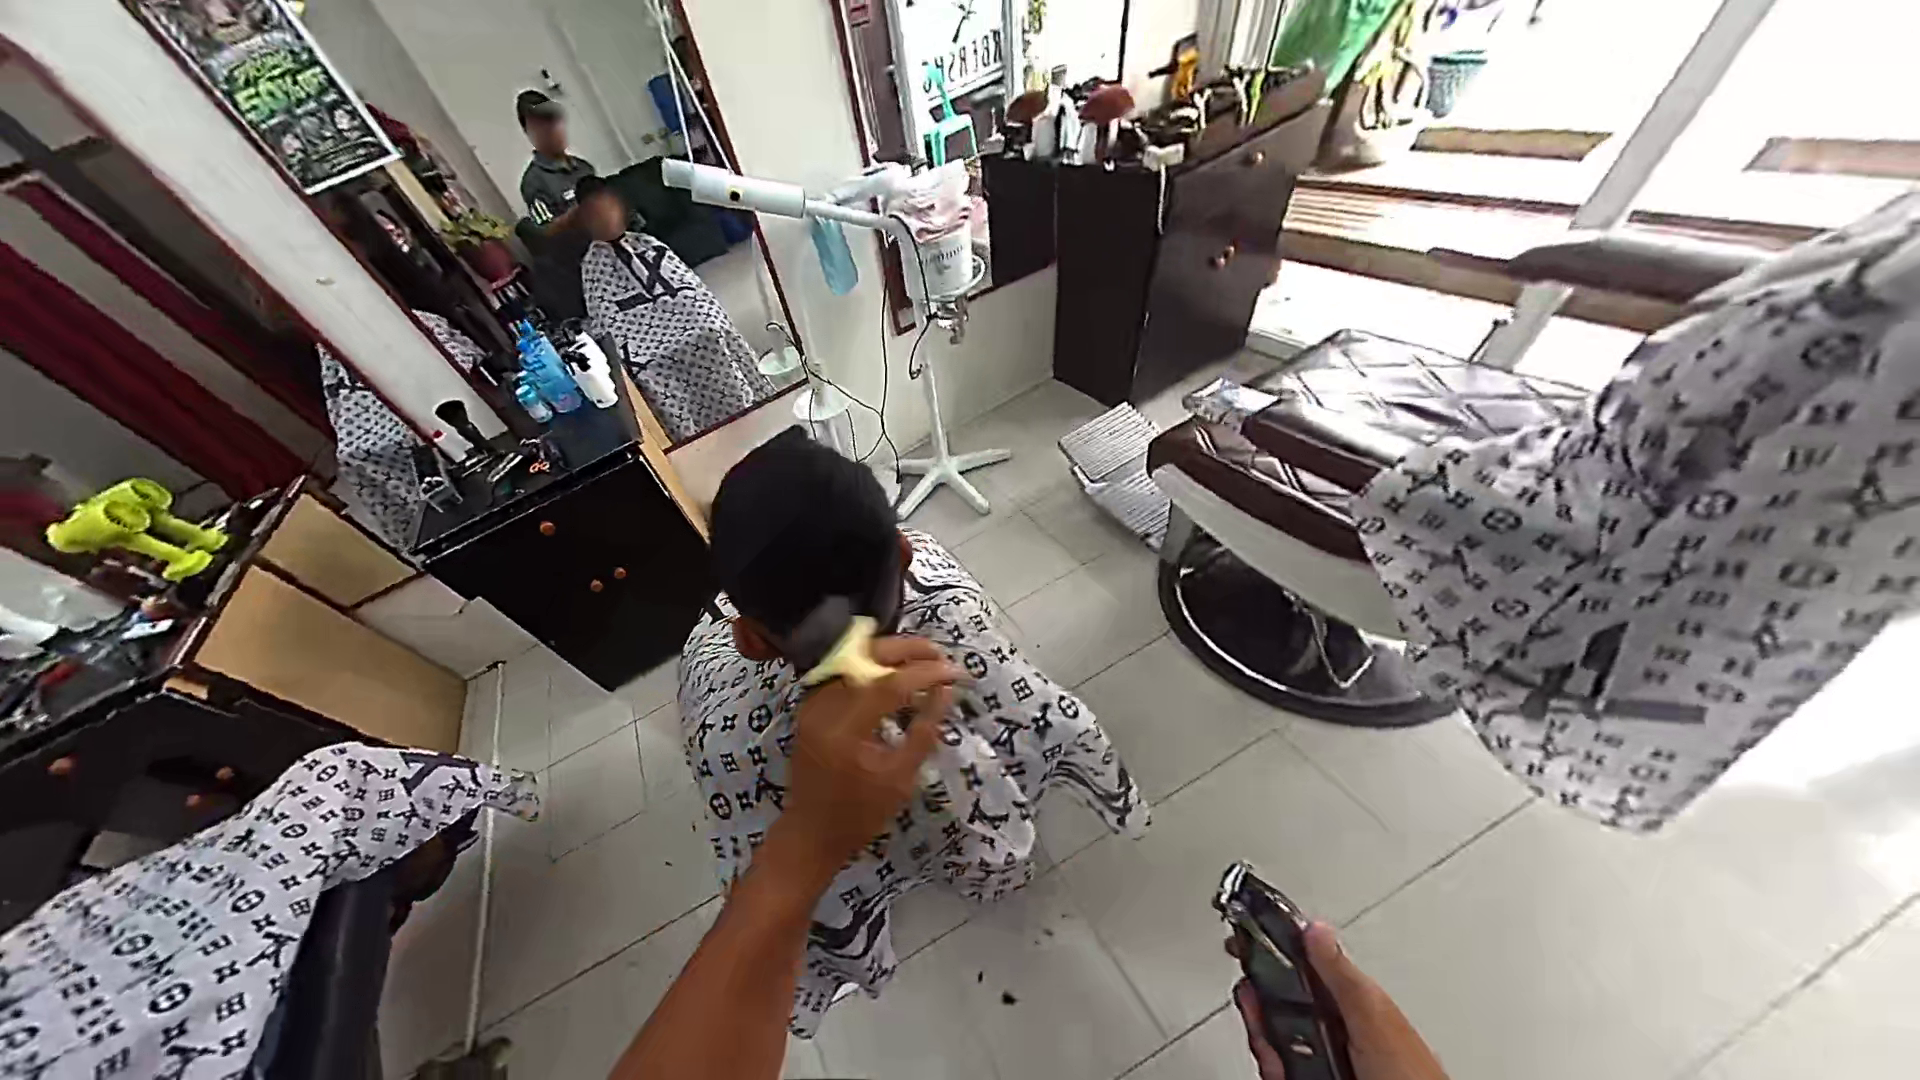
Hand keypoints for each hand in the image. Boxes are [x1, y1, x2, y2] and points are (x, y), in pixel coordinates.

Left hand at [765, 636, 959, 886]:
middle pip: (867, 658)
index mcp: (845, 730)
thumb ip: (924, 731)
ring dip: (891, 654)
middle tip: (939, 653)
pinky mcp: (811, 705)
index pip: (889, 684)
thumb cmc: (859, 815)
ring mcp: (813, 704)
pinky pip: (846, 673)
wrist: (809, 834)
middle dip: (907, 649)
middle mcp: (824, 707)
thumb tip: (946, 690)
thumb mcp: (901, 779)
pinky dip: (873, 667)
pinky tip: (896, 672)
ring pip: (856, 659)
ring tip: (924, 658)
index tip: (954, 672)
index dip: (925, 673)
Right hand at [1230, 922, 1448, 1079]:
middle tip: (1252, 1000)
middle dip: (1258, 999)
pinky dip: (1272, 1065)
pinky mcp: (1313, 1078)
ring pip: (1276, 1032)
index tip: (1243, 944)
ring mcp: (1326, 1058)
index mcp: (1353, 1002)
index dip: (1268, 952)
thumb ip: (1341, 973)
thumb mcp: (1374, 1018)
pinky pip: (1280, 1065)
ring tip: (1269, 1045)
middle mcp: (1337, 1027)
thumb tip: (1314, 926)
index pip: (1300, 963)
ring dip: (1262, 1033)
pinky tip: (1277, 1066)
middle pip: (1280, 998)